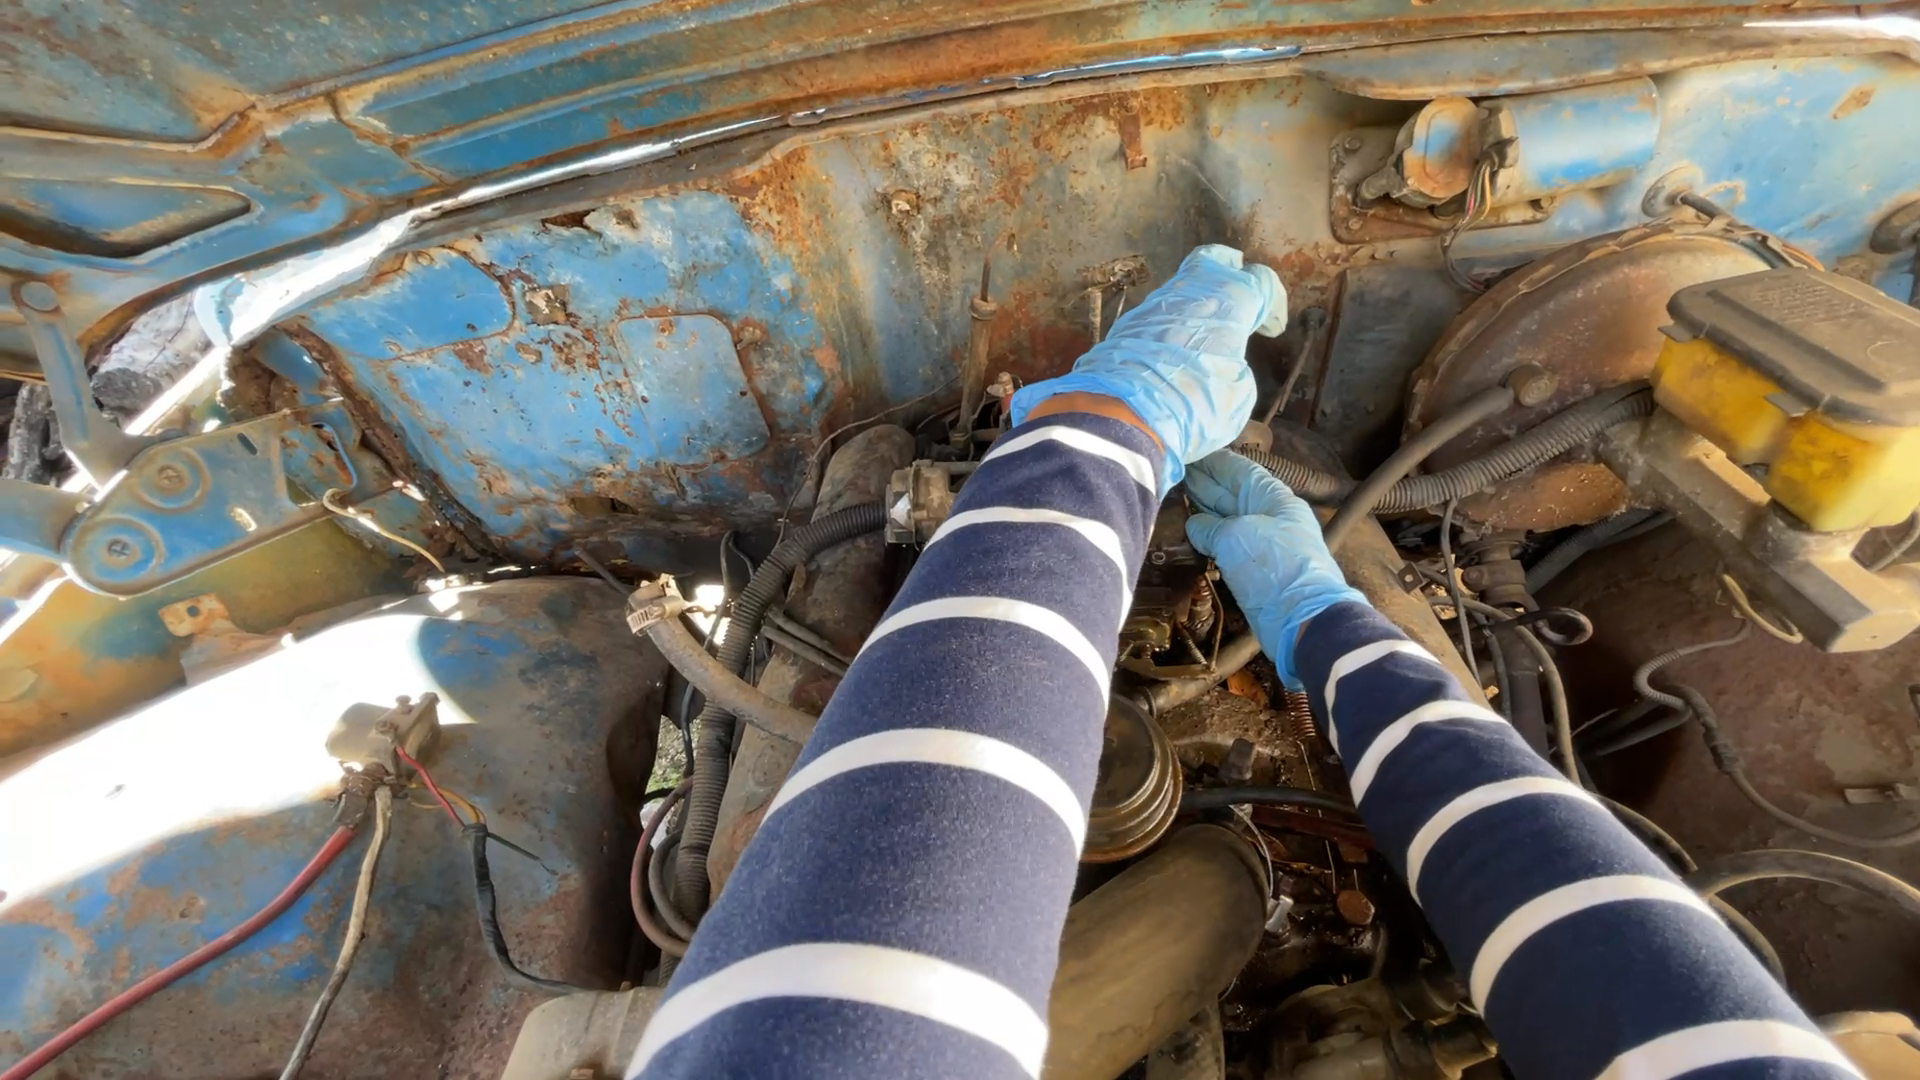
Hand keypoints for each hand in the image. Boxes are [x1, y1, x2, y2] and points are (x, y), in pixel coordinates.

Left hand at [1010, 244, 1284, 492]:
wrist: (1123, 417)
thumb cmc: (1195, 406)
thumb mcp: (1236, 396)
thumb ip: (1233, 368)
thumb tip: (1221, 365)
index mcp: (1229, 302)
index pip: (1259, 282)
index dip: (1271, 303)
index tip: (1271, 327)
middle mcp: (1188, 294)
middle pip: (1210, 262)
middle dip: (1226, 271)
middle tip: (1235, 291)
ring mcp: (1150, 308)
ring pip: (1177, 293)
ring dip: (1192, 308)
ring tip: (1199, 335)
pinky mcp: (1122, 329)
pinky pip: (1153, 320)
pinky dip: (1166, 330)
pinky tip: (1168, 353)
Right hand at [1184, 451, 1366, 688]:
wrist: (1300, 618)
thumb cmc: (1274, 566)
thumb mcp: (1235, 535)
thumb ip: (1209, 526)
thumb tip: (1193, 525)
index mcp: (1273, 499)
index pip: (1241, 470)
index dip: (1215, 461)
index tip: (1191, 450)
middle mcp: (1267, 517)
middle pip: (1231, 493)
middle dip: (1204, 482)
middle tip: (1175, 469)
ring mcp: (1259, 544)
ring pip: (1225, 519)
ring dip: (1201, 508)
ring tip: (1174, 495)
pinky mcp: (1250, 569)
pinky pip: (1223, 544)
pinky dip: (1204, 536)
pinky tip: (1186, 530)